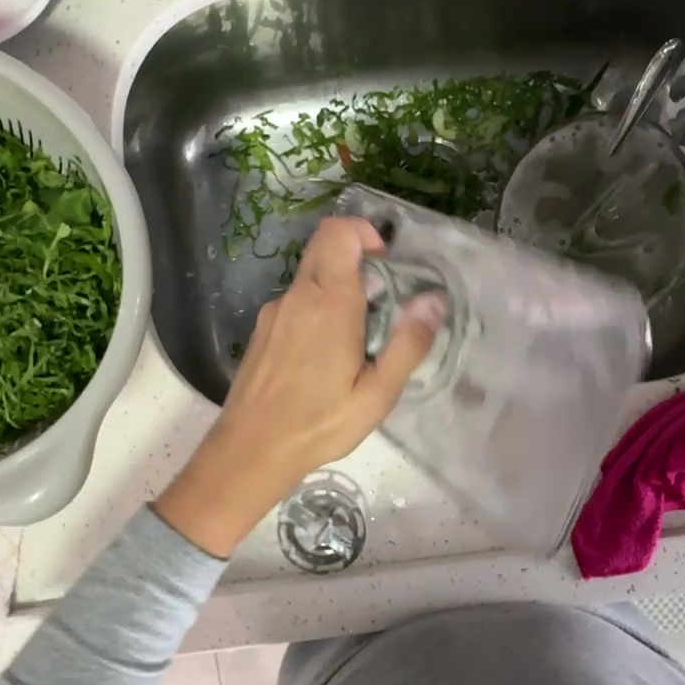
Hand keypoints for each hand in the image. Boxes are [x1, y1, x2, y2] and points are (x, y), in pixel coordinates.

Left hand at [154, 217, 440, 557]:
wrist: (251, 451)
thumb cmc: (318, 425)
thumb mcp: (376, 394)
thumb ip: (408, 344)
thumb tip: (433, 300)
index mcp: (328, 303)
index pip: (338, 233)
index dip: (364, 233)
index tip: (385, 263)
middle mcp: (297, 297)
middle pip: (324, 249)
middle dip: (356, 262)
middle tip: (379, 306)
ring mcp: (274, 313)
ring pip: (310, 281)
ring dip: (337, 295)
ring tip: (355, 345)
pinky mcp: (262, 332)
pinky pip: (295, 306)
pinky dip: (316, 315)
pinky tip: (324, 361)